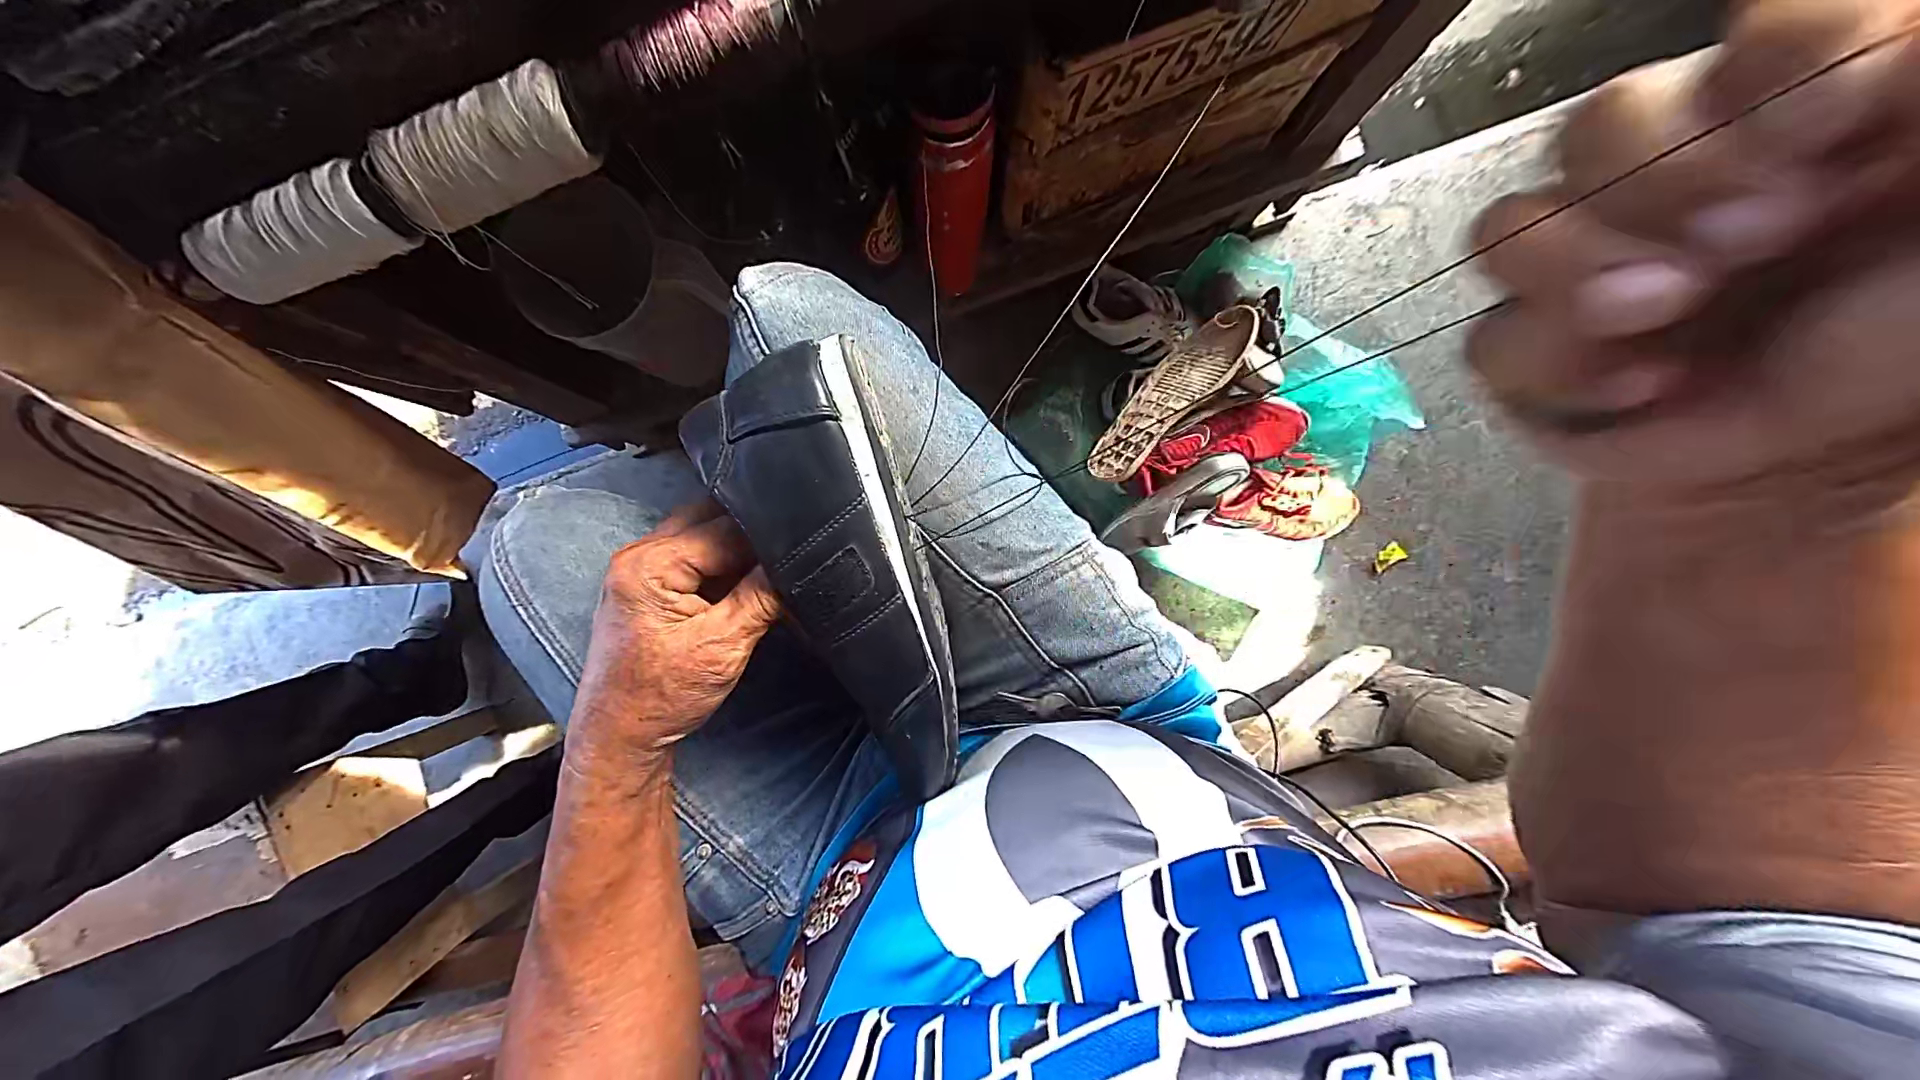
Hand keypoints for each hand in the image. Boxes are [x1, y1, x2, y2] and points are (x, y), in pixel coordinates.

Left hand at [566, 501, 781, 774]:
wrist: (621, 735)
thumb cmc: (662, 696)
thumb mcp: (724, 645)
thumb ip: (762, 597)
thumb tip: (794, 563)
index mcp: (650, 565)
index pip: (725, 530)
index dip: (767, 540)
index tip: (799, 550)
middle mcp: (639, 555)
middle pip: (710, 519)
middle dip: (751, 536)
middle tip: (784, 559)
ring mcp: (642, 568)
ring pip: (703, 533)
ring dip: (736, 549)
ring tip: (765, 574)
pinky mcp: (651, 584)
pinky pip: (695, 554)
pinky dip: (722, 563)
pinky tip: (744, 583)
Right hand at [1468, 1, 1919, 495]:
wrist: (1814, 459)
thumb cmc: (1909, 333)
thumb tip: (1861, 63)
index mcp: (1792, 113)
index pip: (1757, 29)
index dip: (1772, 63)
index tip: (1823, 132)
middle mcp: (1670, 177)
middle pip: (1597, 123)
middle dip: (1661, 183)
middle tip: (1750, 243)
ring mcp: (1577, 265)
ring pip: (1505, 227)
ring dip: (1575, 272)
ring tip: (1665, 315)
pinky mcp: (1525, 348)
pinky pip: (1489, 340)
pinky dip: (1558, 367)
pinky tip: (1639, 387)